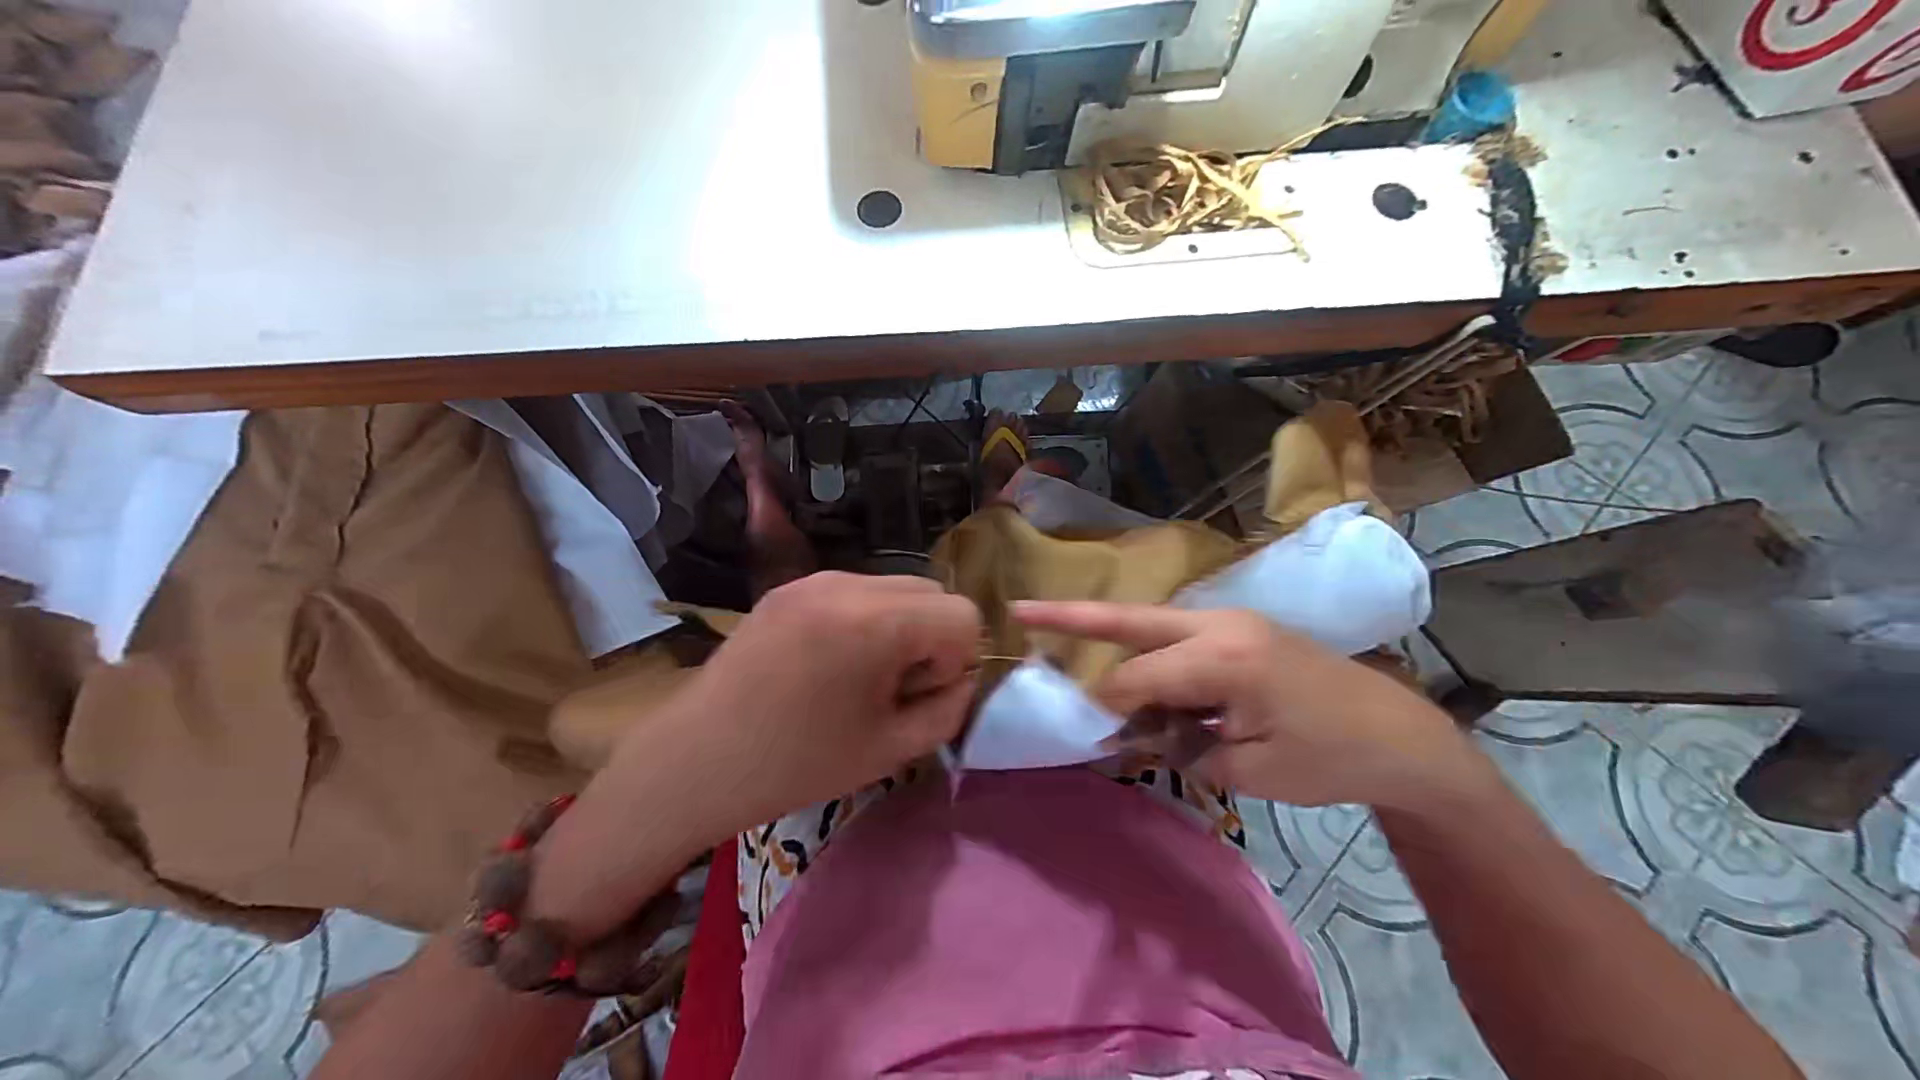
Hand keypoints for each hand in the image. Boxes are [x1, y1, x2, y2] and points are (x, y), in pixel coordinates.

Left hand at [531, 573, 981, 938]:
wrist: (697, 759)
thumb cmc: (797, 764)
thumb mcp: (893, 749)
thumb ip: (949, 708)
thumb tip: (961, 676)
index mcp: (876, 622)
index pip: (963, 614)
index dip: (955, 660)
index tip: (916, 695)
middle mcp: (848, 583)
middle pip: (931, 591)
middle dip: (930, 638)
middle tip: (890, 688)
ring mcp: (813, 579)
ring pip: (895, 587)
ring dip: (898, 626)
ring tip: (857, 676)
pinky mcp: (788, 587)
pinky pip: (855, 591)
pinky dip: (864, 620)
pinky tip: (827, 663)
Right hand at [1013, 601, 1494, 812]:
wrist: (1403, 737)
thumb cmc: (1329, 759)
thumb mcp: (1248, 770)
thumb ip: (1180, 744)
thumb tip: (1130, 731)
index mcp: (1224, 659)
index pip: (1136, 679)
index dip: (1104, 707)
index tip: (1082, 730)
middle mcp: (1220, 625)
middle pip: (1129, 619)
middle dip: (1071, 616)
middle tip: (1020, 608)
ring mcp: (1231, 621)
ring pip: (1149, 624)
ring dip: (1109, 638)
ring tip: (1061, 634)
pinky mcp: (1239, 630)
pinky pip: (1176, 637)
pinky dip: (1148, 655)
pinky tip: (1139, 680)